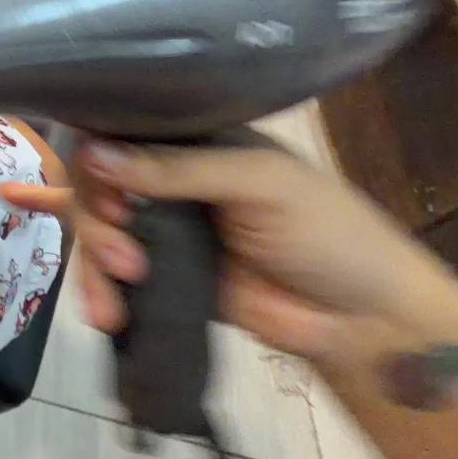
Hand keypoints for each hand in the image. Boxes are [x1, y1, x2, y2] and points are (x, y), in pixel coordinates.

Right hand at [0, 141, 452, 365]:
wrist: (367, 324)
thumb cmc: (328, 233)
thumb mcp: (259, 183)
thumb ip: (176, 168)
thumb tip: (90, 152)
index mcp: (187, 143)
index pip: (114, 134)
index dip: (94, 161)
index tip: (107, 198)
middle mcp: (161, 180)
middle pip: (92, 185)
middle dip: (96, 223)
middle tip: (126, 259)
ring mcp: (156, 230)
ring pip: (92, 231)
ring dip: (94, 262)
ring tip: (120, 294)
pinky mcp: (156, 277)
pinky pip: (107, 276)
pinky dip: (98, 293)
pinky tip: (103, 314)